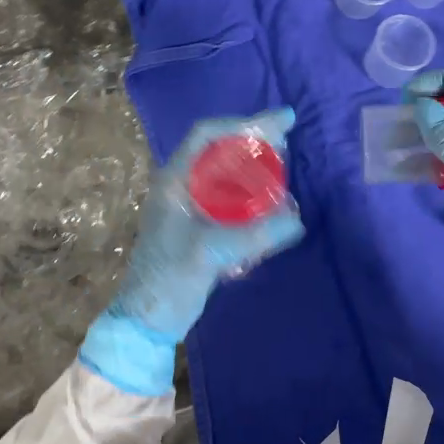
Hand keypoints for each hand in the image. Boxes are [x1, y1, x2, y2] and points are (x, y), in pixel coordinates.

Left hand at [79, 109, 304, 394]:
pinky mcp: (195, 226)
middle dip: (253, 140)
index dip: (245, 123)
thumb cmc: (170, 278)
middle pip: (218, 149)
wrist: (147, 320)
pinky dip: (248, 191)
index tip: (281, 122)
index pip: (209, 134)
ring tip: (282, 165)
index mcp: (174, 180)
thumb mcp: (212, 252)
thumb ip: (254, 234)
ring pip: (222, 171)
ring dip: (251, 165)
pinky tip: (269, 201)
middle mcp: (178, 185)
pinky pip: (225, 195)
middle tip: (287, 140)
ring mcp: (185, 205)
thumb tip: (297, 219)